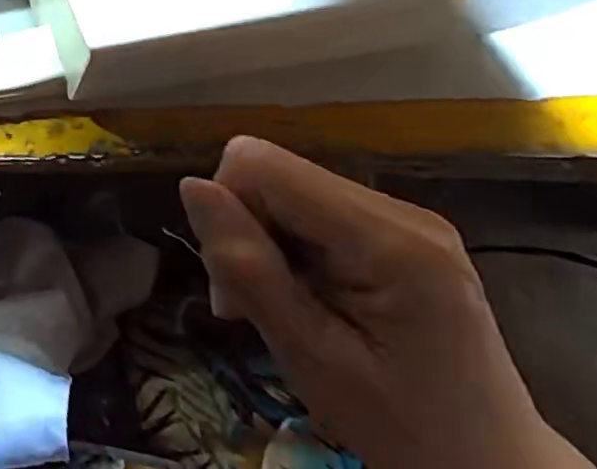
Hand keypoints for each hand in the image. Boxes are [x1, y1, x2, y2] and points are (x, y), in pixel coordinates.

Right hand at [179, 136, 593, 468]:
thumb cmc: (404, 432)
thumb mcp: (312, 360)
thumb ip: (249, 267)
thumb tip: (191, 185)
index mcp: (389, 238)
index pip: (264, 165)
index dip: (228, 207)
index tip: (230, 284)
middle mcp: (400, 209)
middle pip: (276, 173)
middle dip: (245, 231)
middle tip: (245, 308)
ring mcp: (405, 215)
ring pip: (290, 189)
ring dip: (265, 242)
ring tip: (277, 310)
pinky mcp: (401, 229)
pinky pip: (317, 209)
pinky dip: (292, 247)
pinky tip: (303, 297)